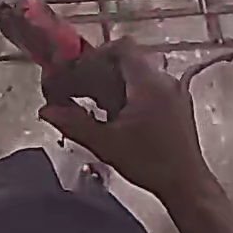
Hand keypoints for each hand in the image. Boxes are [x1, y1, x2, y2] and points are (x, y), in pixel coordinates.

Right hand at [40, 39, 219, 203]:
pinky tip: (121, 114)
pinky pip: (152, 85)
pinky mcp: (179, 104)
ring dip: (119, 81)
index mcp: (148, 83)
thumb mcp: (107, 144)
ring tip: (100, 102)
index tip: (82, 67)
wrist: (187, 185)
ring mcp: (175, 91)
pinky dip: (133, 91)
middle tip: (84, 86)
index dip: (100, 52)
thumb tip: (46, 110)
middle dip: (105, 69)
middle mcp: (164, 80)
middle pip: (131, 59)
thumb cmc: (148, 162)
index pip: (124, 48)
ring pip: (141, 72)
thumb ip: (75, 124)